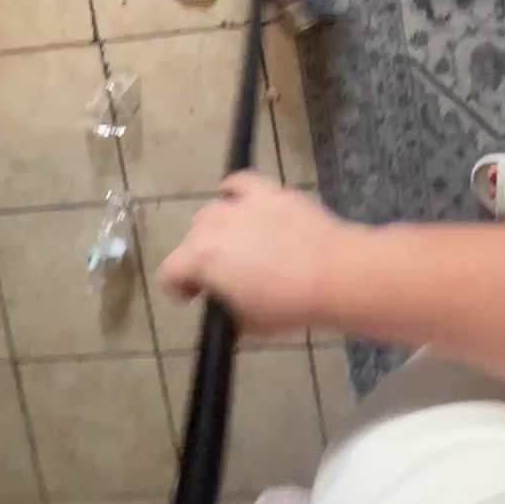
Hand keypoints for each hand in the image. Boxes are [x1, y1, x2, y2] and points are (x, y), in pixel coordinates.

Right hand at [155, 171, 358, 334]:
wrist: (334, 272)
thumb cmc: (288, 304)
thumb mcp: (247, 321)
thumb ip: (226, 304)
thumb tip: (227, 296)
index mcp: (203, 259)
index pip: (170, 271)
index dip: (177, 287)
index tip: (193, 297)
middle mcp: (216, 225)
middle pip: (191, 237)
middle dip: (198, 256)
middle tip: (219, 274)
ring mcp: (245, 204)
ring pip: (212, 210)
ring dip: (214, 227)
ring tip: (231, 241)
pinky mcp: (271, 192)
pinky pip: (241, 182)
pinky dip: (233, 188)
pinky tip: (236, 197)